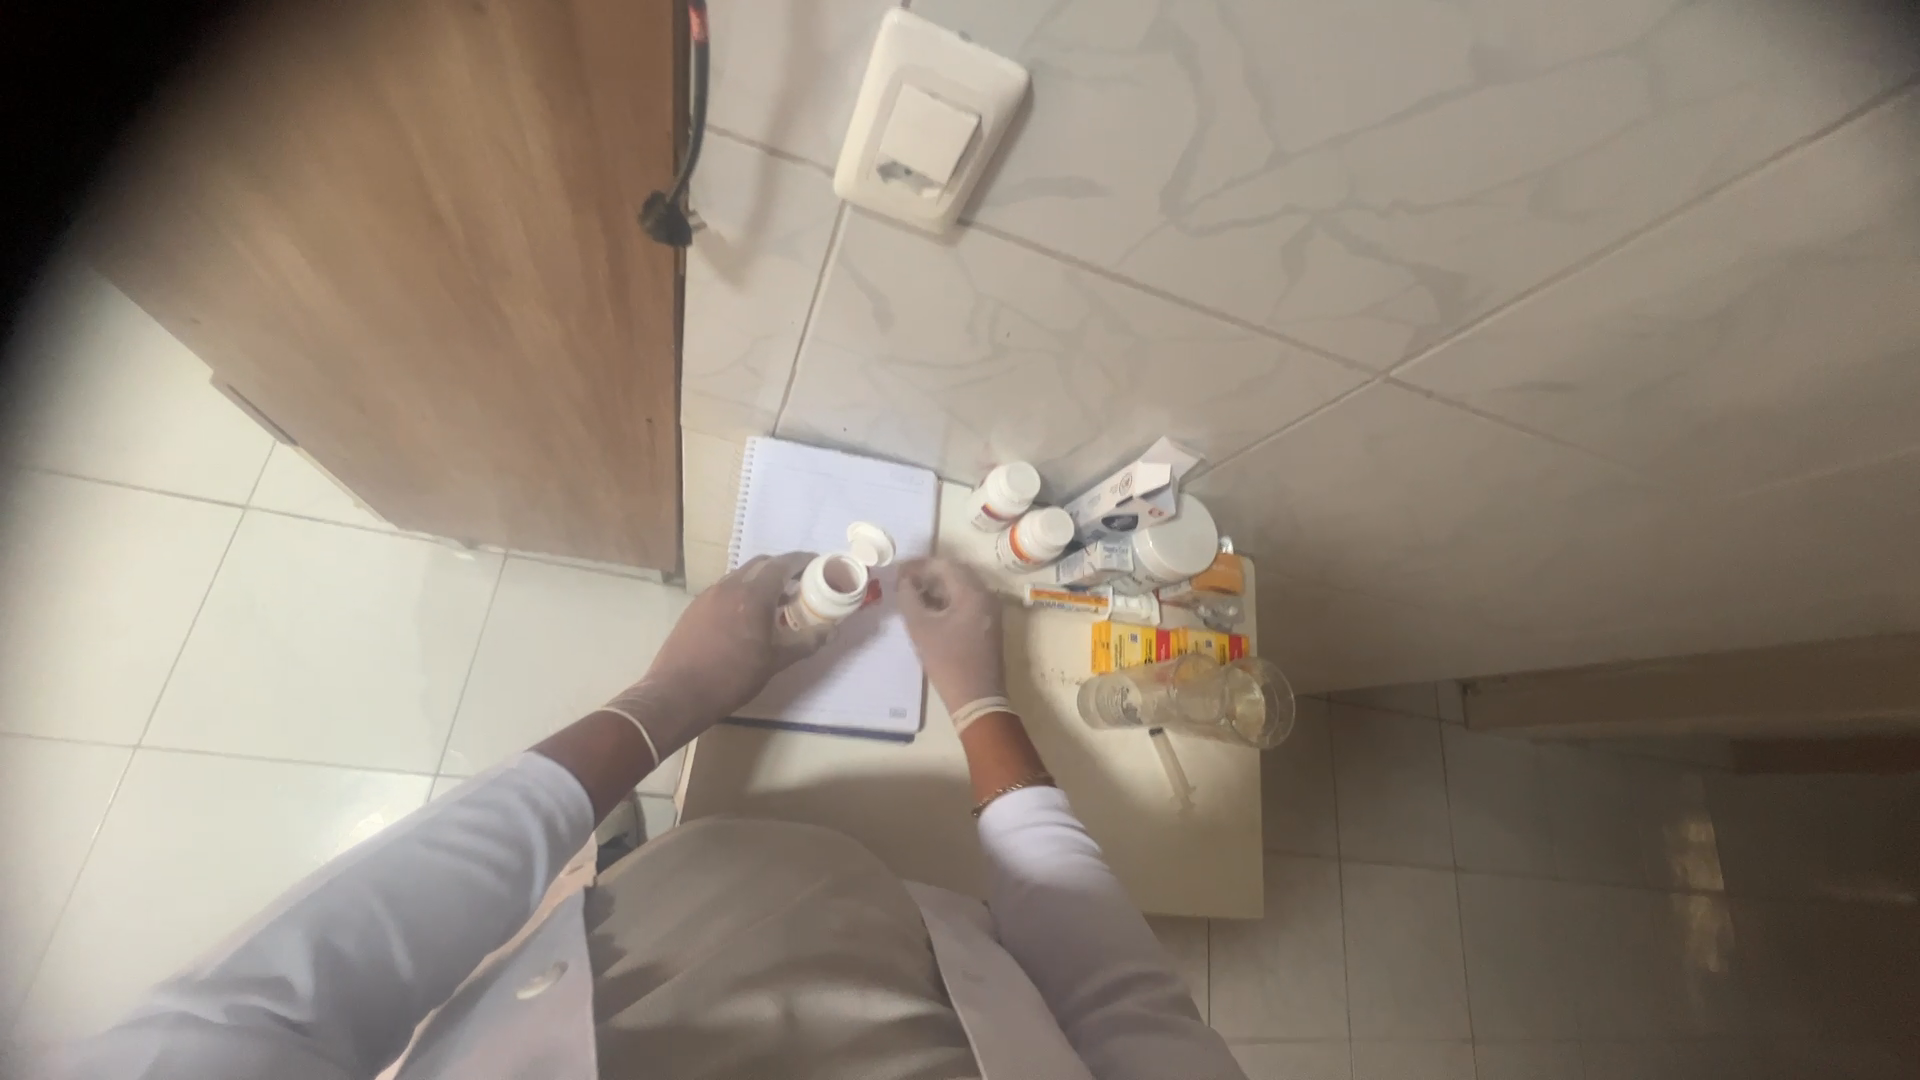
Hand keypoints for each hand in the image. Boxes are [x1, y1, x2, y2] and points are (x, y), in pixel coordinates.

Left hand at [618, 552, 827, 729]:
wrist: (676, 695)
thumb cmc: (732, 677)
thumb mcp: (776, 661)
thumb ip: (806, 641)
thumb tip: (831, 630)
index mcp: (753, 594)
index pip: (783, 564)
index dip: (803, 560)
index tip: (818, 563)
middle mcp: (730, 586)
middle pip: (762, 564)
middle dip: (783, 568)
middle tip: (800, 583)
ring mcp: (709, 595)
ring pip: (742, 575)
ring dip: (762, 580)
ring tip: (777, 602)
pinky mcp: (695, 608)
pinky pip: (726, 589)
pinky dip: (744, 592)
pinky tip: (748, 617)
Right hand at [897, 557, 1006, 712]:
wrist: (978, 697)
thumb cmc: (948, 661)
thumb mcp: (921, 628)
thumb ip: (909, 599)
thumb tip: (904, 582)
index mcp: (973, 593)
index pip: (944, 565)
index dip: (919, 566)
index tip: (898, 573)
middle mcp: (986, 595)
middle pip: (955, 573)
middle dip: (928, 574)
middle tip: (904, 582)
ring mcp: (990, 610)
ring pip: (962, 587)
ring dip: (938, 587)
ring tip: (913, 595)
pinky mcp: (989, 623)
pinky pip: (967, 601)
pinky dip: (948, 600)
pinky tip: (930, 609)